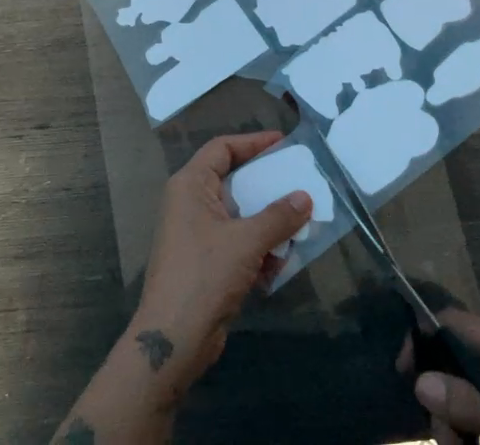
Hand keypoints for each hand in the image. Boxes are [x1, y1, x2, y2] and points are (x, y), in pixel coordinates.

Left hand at [130, 131, 312, 394]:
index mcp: (190, 186)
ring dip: (268, 224)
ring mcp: (196, 235)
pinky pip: (238, 243)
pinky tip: (279, 265)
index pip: (222, 148)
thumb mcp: (246, 240)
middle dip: (267, 187)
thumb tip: (304, 198)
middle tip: (299, 184)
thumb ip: (279, 216)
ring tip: (298, 229)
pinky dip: (258, 250)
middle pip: (233, 181)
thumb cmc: (205, 275)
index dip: (252, 142)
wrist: (174, 337)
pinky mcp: (205, 263)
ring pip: (239, 216)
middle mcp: (190, 204)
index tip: (284, 143)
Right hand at [408, 310, 479, 444]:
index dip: (423, 337)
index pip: (454, 321)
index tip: (402, 373)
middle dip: (441, 403)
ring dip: (454, 429)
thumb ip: (474, 406)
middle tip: (447, 443)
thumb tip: (420, 379)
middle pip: (453, 364)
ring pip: (463, 398)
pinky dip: (471, 437)